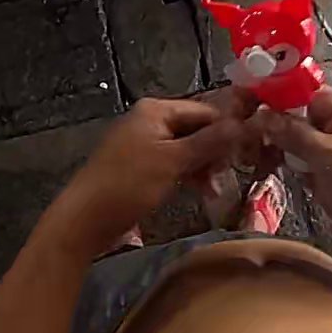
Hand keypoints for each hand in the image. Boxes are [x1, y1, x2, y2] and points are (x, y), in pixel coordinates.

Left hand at [48, 97, 249, 255]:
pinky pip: (176, 162)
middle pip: (198, 128)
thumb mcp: (173, 161)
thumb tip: (246, 124)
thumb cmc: (128, 184)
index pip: (206, 111)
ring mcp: (146, 143)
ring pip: (189, 148)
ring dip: (205, 165)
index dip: (228, 130)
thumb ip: (211, 141)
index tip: (248, 151)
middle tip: (231, 172)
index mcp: (156, 110)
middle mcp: (151, 120)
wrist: (83, 222)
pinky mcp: (143, 165)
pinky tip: (203, 190)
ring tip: (217, 186)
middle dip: (216, 150)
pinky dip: (191, 173)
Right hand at [251, 89, 331, 248]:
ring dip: (269, 145)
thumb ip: (295, 134)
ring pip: (288, 135)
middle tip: (240, 142)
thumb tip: (261, 114)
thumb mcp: (331, 158)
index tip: (238, 109)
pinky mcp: (324, 163)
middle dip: (264, 125)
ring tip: (249, 159)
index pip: (294, 89)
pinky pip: (296, 154)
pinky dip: (281, 161)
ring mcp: (328, 141)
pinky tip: (263, 169)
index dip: (266, 97)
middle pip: (287, 111)